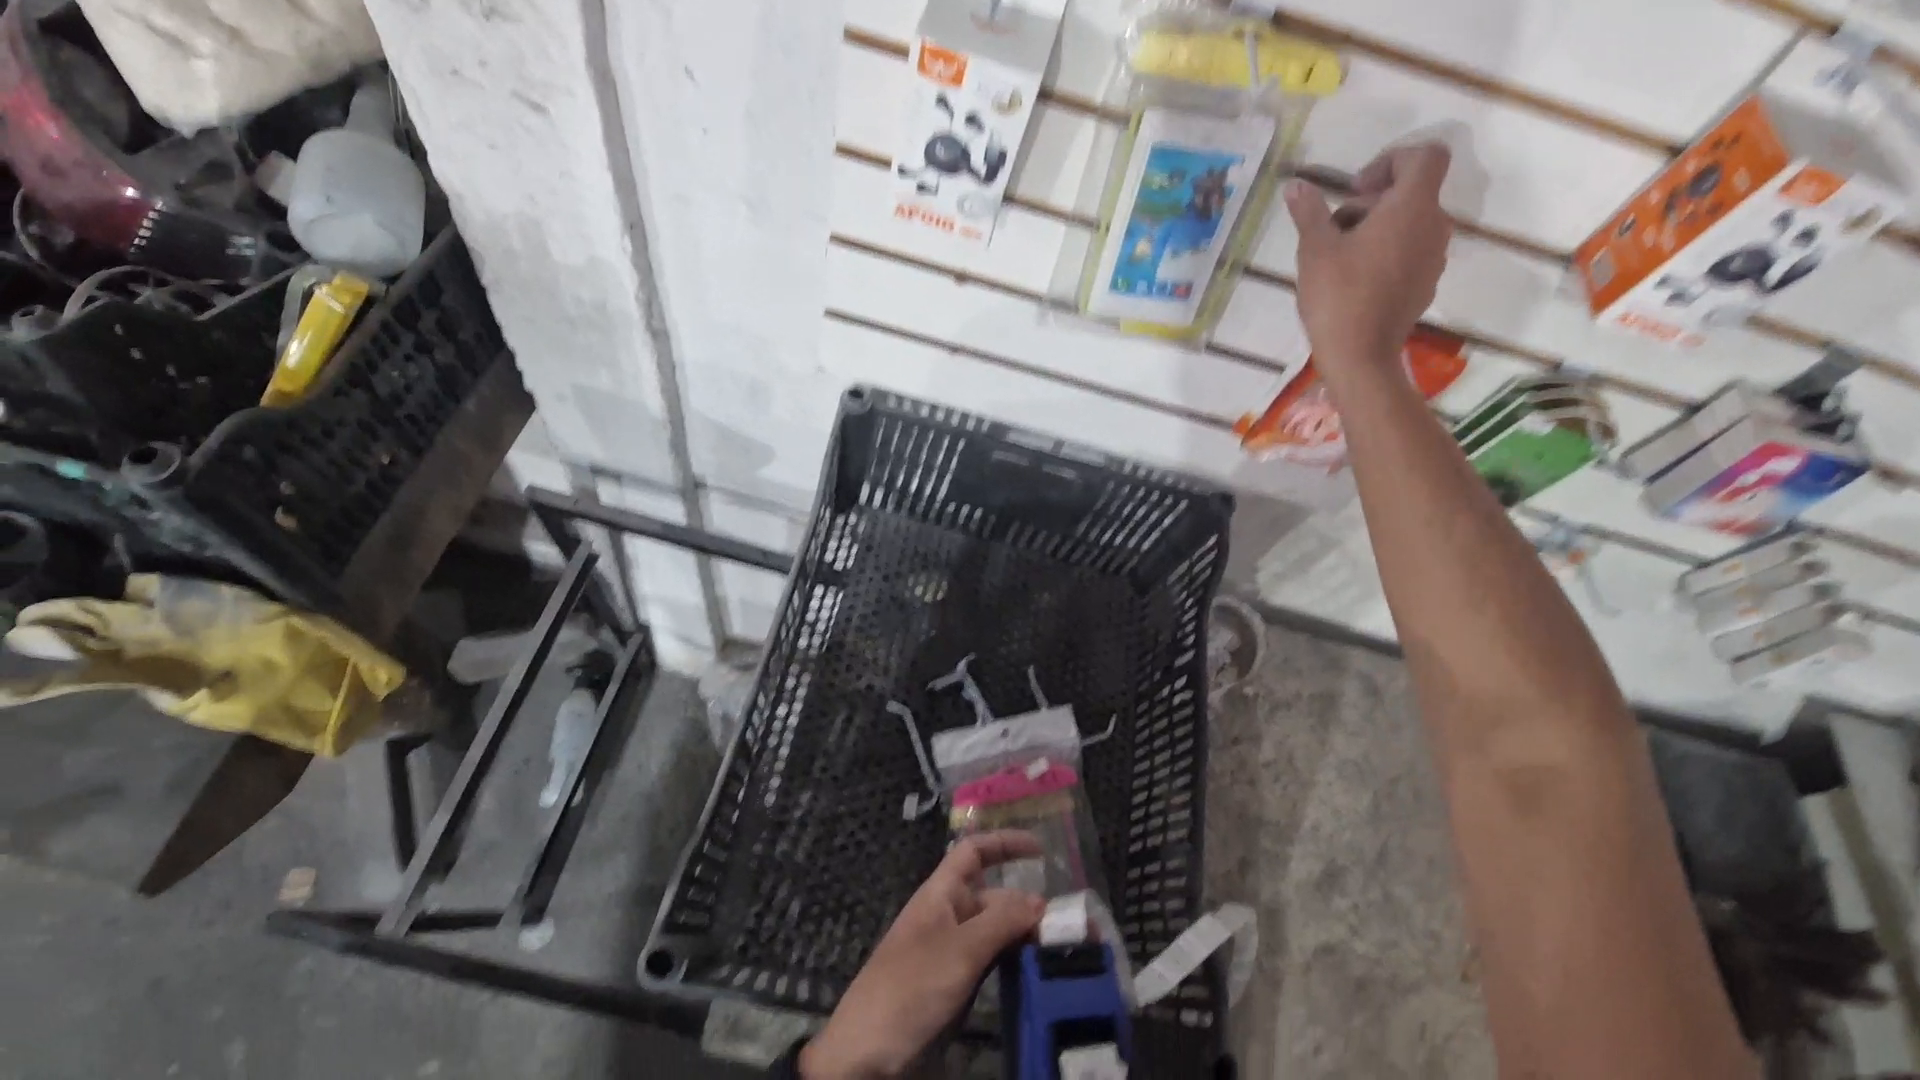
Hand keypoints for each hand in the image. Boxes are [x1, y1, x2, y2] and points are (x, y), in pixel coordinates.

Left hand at [800, 831, 1047, 1078]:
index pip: (972, 853)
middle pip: (994, 898)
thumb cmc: (909, 989)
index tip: (1043, 851)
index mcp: (939, 895)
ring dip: (1028, 938)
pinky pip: (991, 964)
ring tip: (1068, 953)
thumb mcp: (959, 950)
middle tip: (1075, 929)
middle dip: (1030, 906)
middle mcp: (947, 918)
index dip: (1004, 844)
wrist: (865, 1054)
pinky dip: (1016, 965)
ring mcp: (950, 954)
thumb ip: (1001, 922)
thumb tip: (1040, 900)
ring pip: (996, 934)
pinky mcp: (954, 987)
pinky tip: (1040, 976)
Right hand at [1285, 143, 1454, 382]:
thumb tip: (1296, 185)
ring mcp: (1433, 258)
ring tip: (1338, 256)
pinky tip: (1354, 279)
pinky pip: (1410, 251)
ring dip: (1376, 227)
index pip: (1425, 156)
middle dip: (1371, 201)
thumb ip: (1309, 211)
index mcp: (1412, 208)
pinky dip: (1385, 252)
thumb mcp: (1314, 248)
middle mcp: (1433, 226)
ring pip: (1409, 223)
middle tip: (1333, 228)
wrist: (1360, 356)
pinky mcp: (1426, 284)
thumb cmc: (1338, 296)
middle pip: (1411, 192)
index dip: (1391, 159)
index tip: (1356, 188)